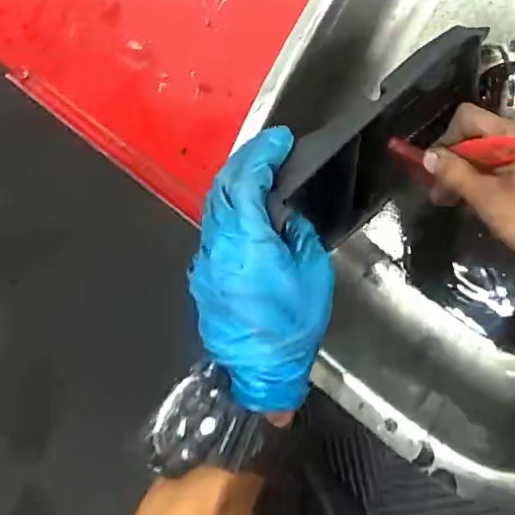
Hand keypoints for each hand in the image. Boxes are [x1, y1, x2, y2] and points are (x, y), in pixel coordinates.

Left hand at [188, 127, 332, 414]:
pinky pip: (214, 225)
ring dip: (234, 178)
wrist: (260, 375)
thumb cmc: (292, 325)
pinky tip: (245, 200)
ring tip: (258, 164)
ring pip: (213, 205)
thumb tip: (284, 216)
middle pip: (222, 187)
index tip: (281, 140)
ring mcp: (206, 260)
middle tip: (270, 144)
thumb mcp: (311, 272)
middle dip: (245, 158)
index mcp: (247, 243)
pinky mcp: (203, 273)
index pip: (245, 183)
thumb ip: (296, 234)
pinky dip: (229, 202)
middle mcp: (218, 246)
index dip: (262, 154)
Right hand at [422, 103, 514, 274]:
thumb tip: (429, 156)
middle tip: (442, 196)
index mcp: (514, 133)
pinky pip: (507, 160)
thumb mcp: (491, 202)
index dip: (445, 141)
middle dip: (456, 161)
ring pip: (491, 149)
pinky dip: (491, 176)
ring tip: (461, 204)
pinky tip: (486, 204)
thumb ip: (458, 175)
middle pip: (478, 133)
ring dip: (472, 172)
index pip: (466, 118)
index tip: (435, 174)